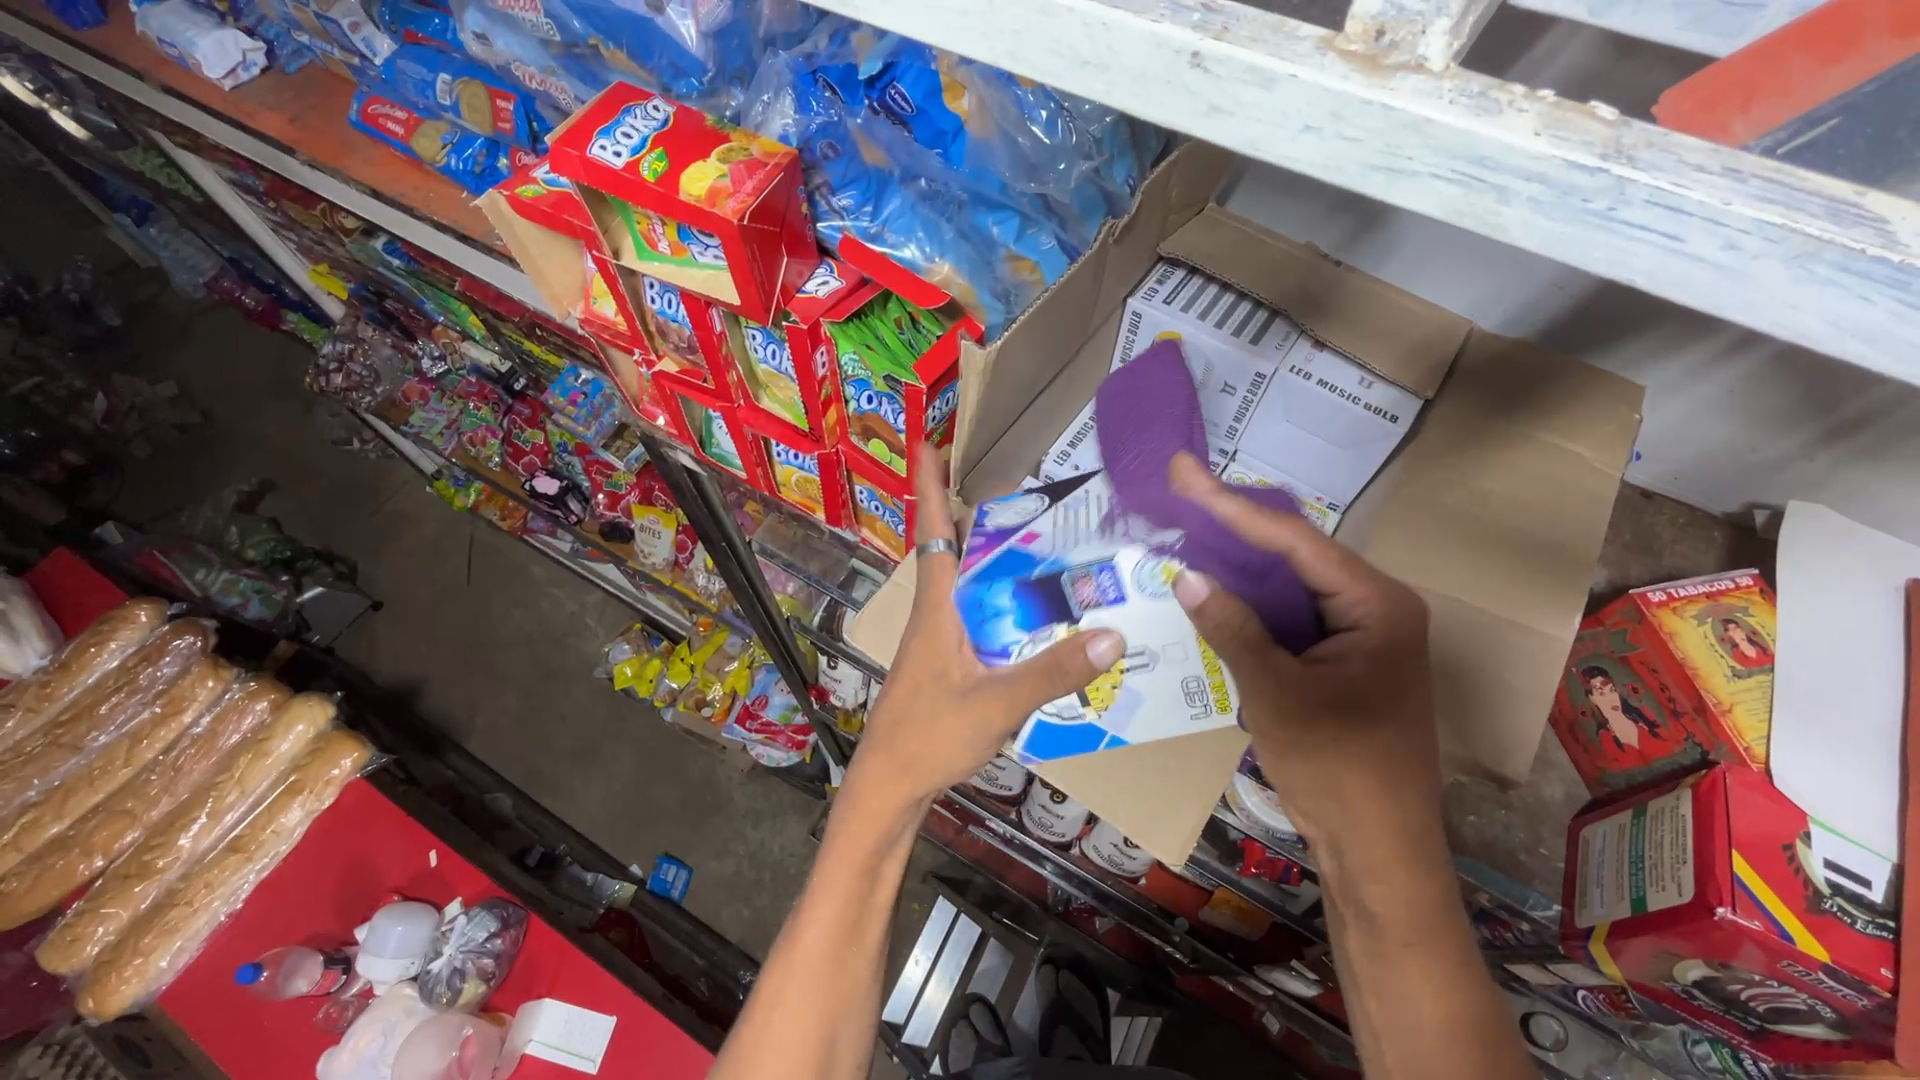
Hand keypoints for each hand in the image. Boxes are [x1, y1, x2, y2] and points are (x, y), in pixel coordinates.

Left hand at [852, 445, 1123, 806]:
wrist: (889, 787)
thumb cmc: (928, 737)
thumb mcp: (997, 703)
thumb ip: (1053, 672)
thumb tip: (1112, 634)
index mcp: (937, 610)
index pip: (935, 534)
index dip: (931, 487)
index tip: (926, 442)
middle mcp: (937, 618)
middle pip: (960, 556)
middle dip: (987, 523)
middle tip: (1031, 498)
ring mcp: (941, 646)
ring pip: (975, 594)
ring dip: (1002, 571)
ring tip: (1050, 554)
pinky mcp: (949, 670)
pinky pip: (983, 627)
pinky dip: (1008, 614)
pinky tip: (1040, 627)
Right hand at [1166, 453, 1440, 849]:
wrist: (1378, 847)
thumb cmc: (1339, 766)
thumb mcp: (1277, 693)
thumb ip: (1233, 628)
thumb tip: (1186, 574)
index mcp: (1377, 604)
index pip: (1293, 541)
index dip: (1232, 507)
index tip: (1184, 474)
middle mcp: (1374, 607)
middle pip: (1293, 554)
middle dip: (1233, 526)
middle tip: (1179, 492)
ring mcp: (1358, 636)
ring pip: (1289, 586)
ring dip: (1237, 566)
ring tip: (1185, 530)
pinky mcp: (1340, 662)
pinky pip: (1289, 620)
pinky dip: (1248, 606)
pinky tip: (1210, 592)